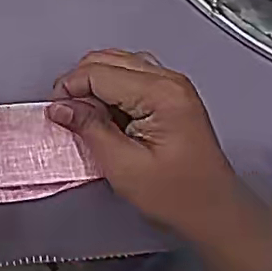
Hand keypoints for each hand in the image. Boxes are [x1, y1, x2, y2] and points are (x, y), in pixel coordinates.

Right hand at [46, 51, 271, 270]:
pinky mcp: (170, 93)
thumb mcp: (123, 166)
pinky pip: (130, 74)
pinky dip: (110, 87)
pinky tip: (106, 115)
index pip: (98, 72)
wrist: (214, 211)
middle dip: (79, 83)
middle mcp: (168, 79)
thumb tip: (59, 107)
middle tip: (68, 115)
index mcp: (160, 93)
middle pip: (106, 59)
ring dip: (94, 84)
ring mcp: (172, 84)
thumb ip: (89, 129)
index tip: (57, 113)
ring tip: (86, 117)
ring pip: (116, 62)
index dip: (69, 89)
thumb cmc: (176, 194)